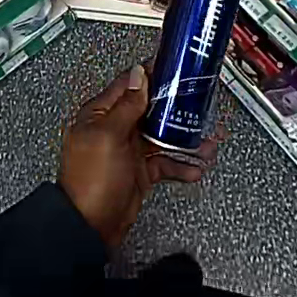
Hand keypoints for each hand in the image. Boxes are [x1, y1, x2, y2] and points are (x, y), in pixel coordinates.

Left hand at [59, 66, 217, 249]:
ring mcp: (128, 150)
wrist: (90, 228)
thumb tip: (138, 74)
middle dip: (177, 108)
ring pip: (163, 136)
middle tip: (200, 104)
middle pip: (152, 109)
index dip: (152, 74)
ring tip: (207, 142)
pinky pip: (164, 162)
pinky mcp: (139, 171)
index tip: (174, 68)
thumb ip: (127, 105)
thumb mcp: (109, 136)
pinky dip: (181, 164)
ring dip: (186, 139)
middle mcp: (115, 129)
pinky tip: (194, 168)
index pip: (130, 85)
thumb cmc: (90, 181)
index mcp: (101, 114)